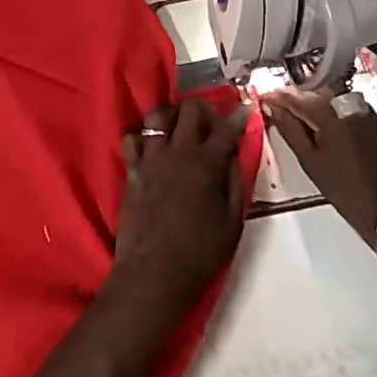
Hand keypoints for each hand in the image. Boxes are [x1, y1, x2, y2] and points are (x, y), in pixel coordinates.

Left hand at [109, 98, 249, 321]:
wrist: (154, 271)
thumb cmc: (200, 252)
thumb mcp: (232, 221)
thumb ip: (234, 183)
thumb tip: (234, 155)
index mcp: (206, 164)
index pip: (226, 129)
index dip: (238, 116)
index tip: (245, 106)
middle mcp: (177, 152)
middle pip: (189, 111)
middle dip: (204, 108)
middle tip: (211, 118)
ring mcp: (150, 158)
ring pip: (157, 116)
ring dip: (172, 115)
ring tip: (179, 125)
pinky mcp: (131, 169)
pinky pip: (132, 139)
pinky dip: (143, 136)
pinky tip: (151, 145)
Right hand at [263, 87, 376, 245]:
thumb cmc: (343, 187)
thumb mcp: (310, 160)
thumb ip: (289, 129)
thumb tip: (271, 107)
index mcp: (329, 114)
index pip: (296, 97)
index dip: (276, 96)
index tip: (261, 97)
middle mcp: (347, 104)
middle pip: (312, 93)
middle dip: (292, 98)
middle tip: (274, 106)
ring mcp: (362, 109)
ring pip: (327, 97)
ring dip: (309, 102)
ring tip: (293, 114)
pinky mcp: (371, 117)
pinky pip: (341, 104)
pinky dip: (326, 108)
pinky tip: (317, 120)